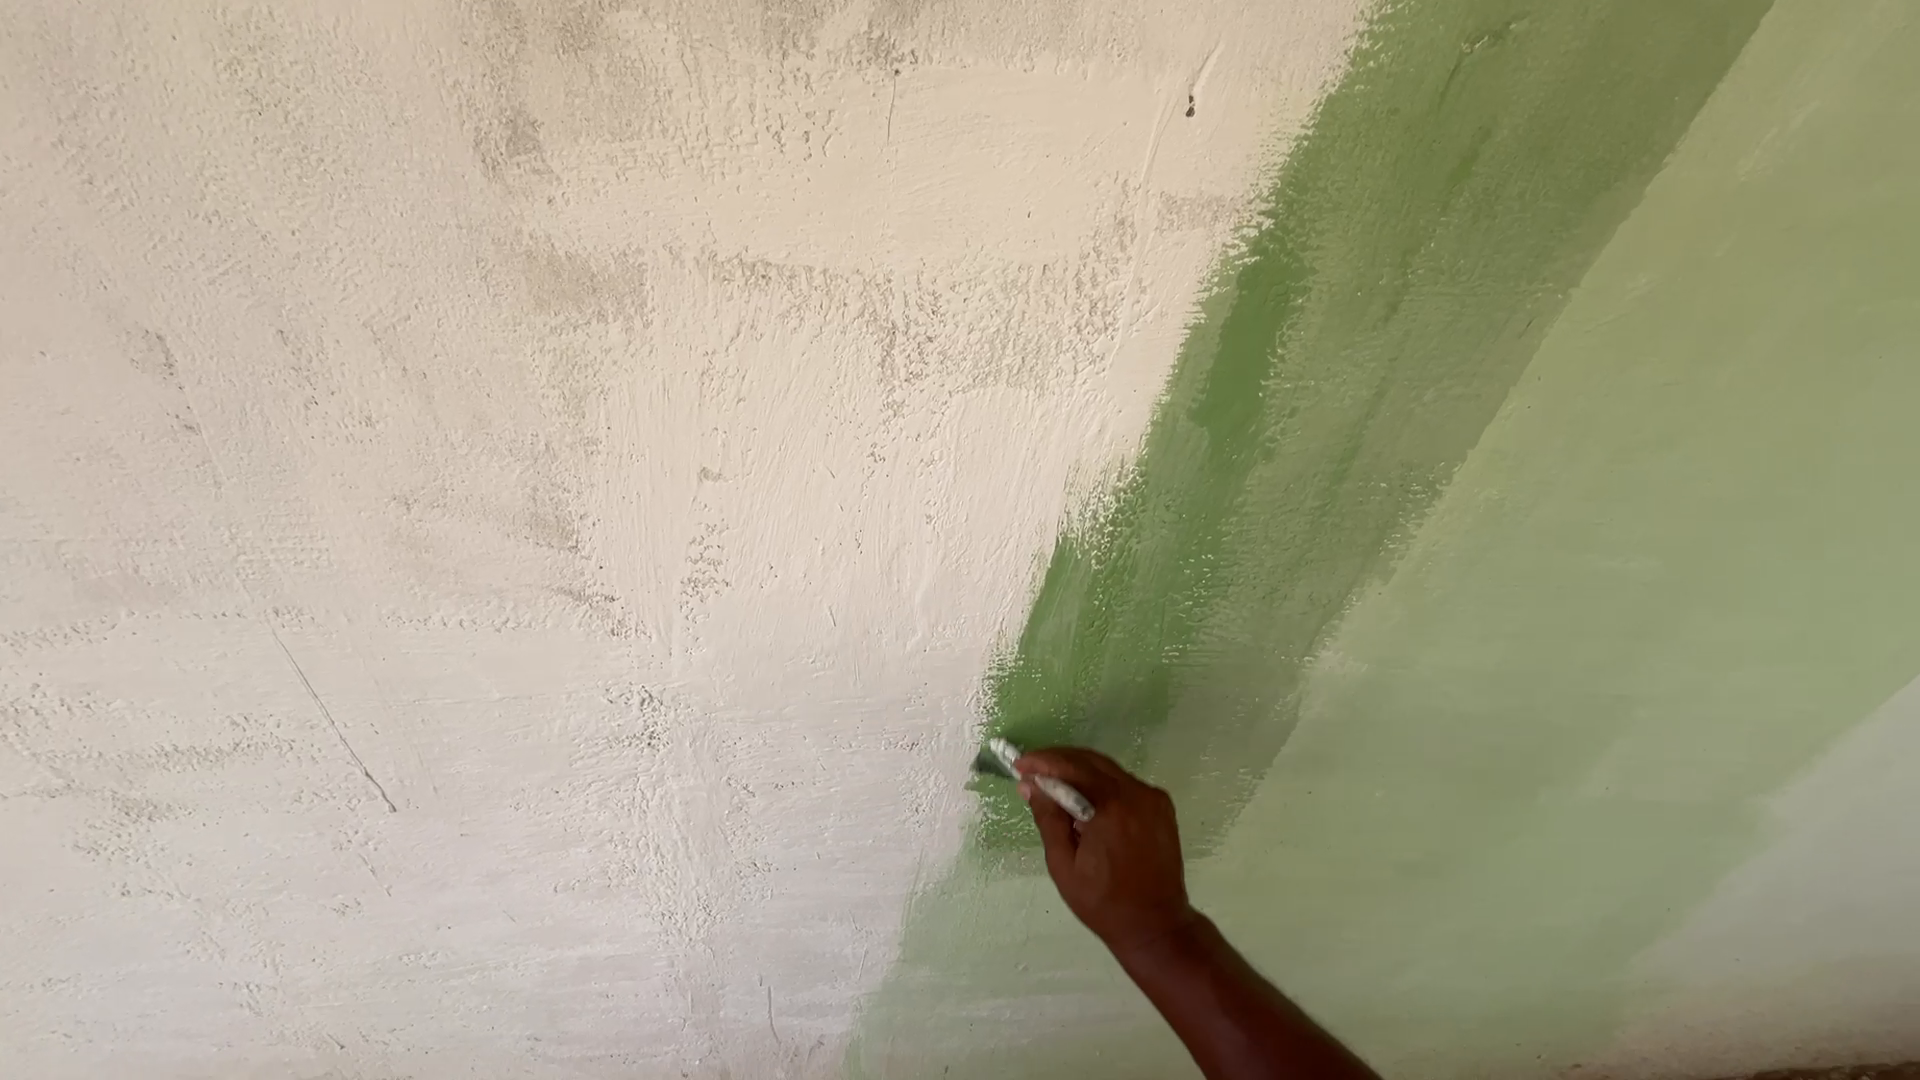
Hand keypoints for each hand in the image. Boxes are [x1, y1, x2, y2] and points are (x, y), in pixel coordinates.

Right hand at [1017, 746, 1197, 951]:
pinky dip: (1100, 784)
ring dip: (1079, 771)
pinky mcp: (1161, 806)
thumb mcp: (1063, 864)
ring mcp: (1152, 797)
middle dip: (1059, 761)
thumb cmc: (1103, 902)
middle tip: (1032, 771)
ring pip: (1108, 769)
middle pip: (1091, 761)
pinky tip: (1084, 800)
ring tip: (1053, 785)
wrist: (1156, 925)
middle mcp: (1136, 793)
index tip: (1020, 765)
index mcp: (1112, 807)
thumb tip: (1031, 784)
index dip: (1043, 762)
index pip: (1072, 767)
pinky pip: (1124, 783)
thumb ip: (1048, 819)